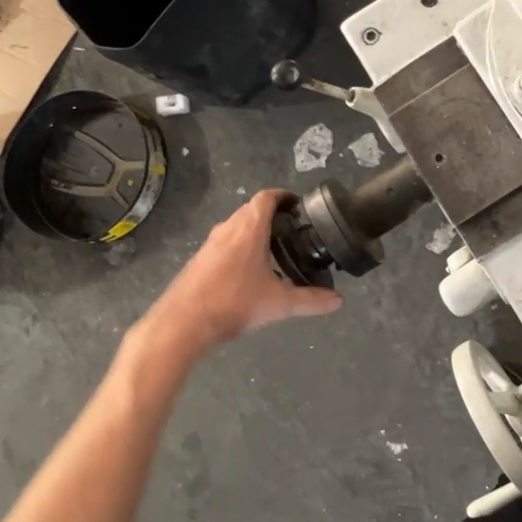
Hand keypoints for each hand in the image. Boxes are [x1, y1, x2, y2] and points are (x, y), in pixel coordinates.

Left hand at [130, 191, 342, 362]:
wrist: (181, 324)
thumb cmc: (233, 303)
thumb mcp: (278, 304)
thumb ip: (311, 300)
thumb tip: (339, 300)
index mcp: (248, 229)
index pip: (267, 197)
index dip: (284, 196)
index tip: (300, 206)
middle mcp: (227, 229)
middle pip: (252, 210)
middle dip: (273, 215)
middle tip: (294, 231)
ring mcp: (210, 244)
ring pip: (237, 227)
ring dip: (255, 231)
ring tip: (276, 251)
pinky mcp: (199, 260)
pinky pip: (225, 243)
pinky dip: (241, 247)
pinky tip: (251, 272)